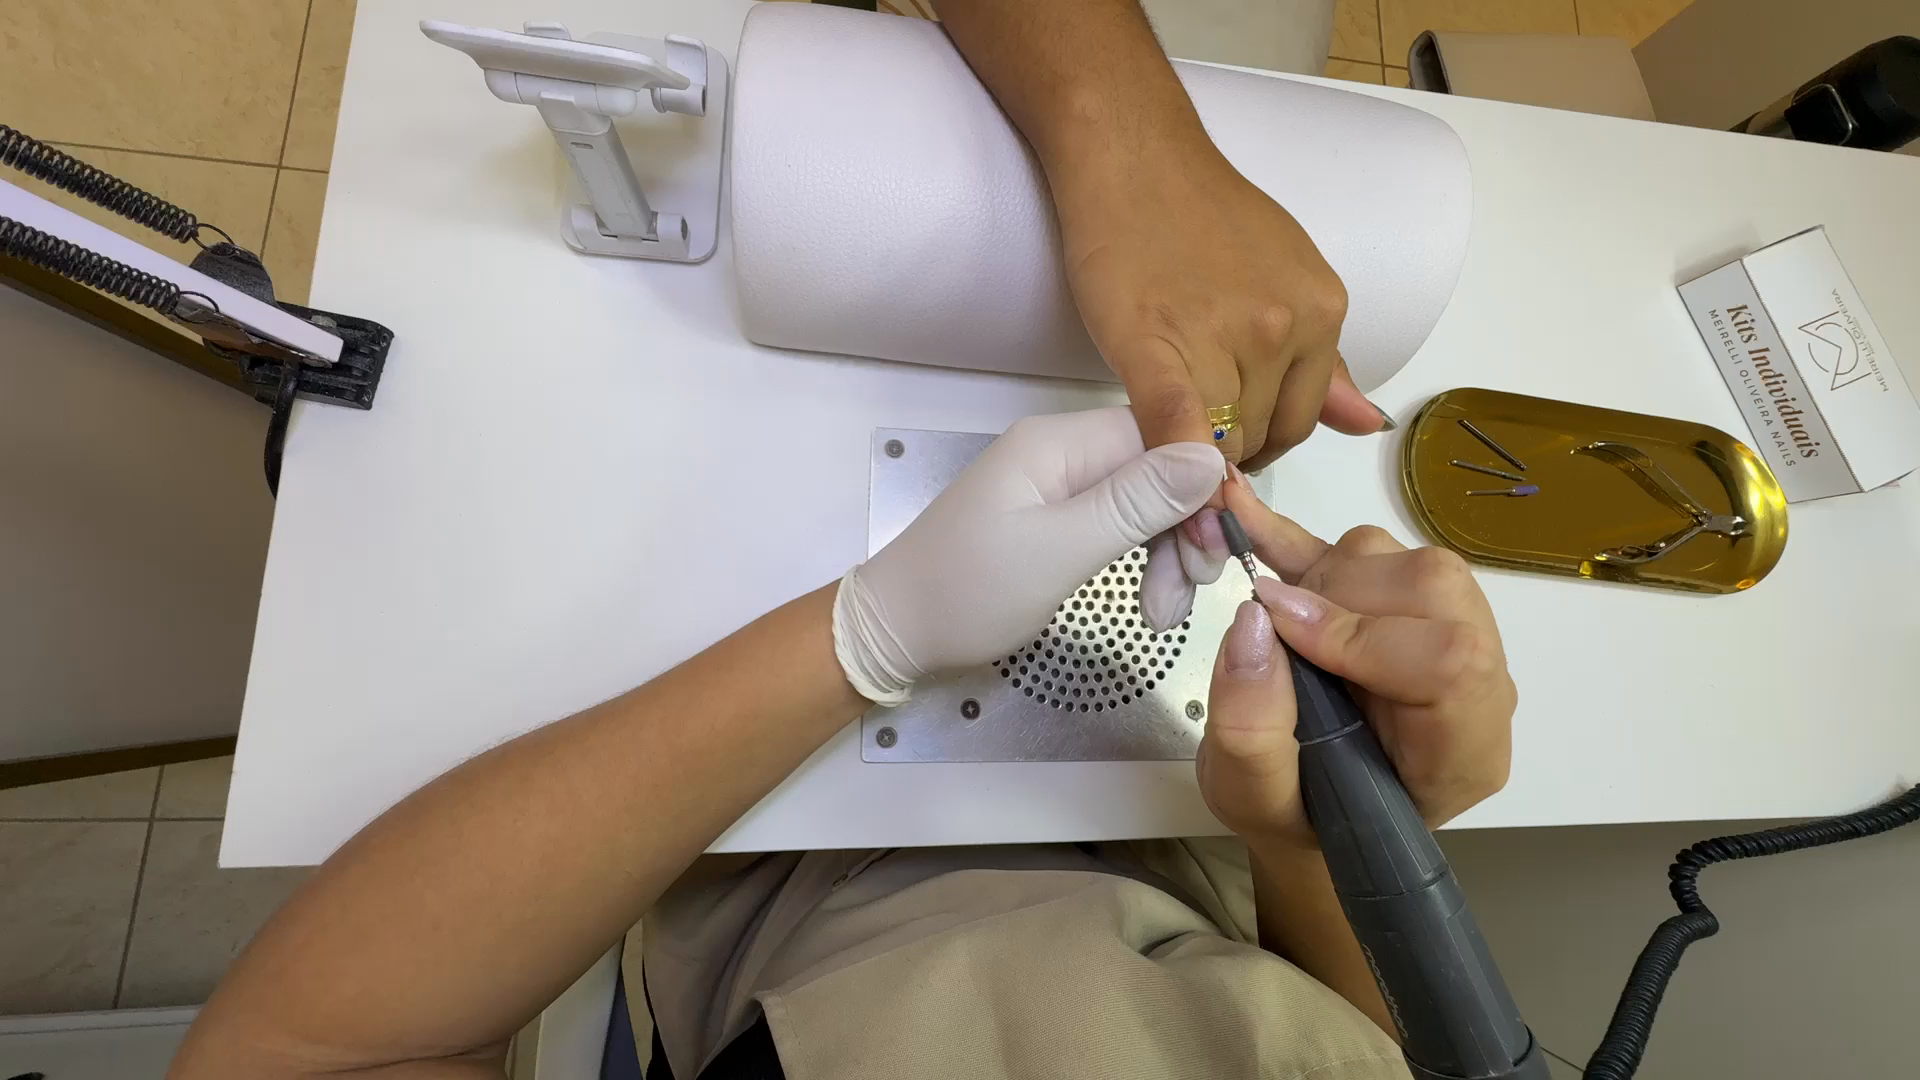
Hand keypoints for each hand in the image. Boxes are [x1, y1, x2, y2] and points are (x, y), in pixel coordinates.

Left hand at [834, 408, 1221, 703]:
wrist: (896, 629)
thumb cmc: (970, 592)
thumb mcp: (1058, 551)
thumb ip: (1134, 503)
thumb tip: (1209, 454)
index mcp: (1057, 442)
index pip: (1159, 435)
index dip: (1201, 485)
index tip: (1218, 545)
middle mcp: (1059, 451)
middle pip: (1154, 470)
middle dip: (1184, 527)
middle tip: (1193, 587)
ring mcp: (1054, 485)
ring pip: (1140, 502)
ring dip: (1165, 552)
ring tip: (1163, 613)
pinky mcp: (1051, 518)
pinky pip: (1115, 524)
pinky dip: (1139, 560)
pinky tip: (1148, 599)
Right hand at [1054, 144, 1387, 471]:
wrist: (1133, 164)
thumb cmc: (1199, 218)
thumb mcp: (1288, 280)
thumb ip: (1326, 362)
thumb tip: (1368, 425)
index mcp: (1321, 315)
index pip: (1299, 423)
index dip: (1260, 447)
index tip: (1227, 450)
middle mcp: (1286, 330)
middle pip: (1261, 438)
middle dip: (1228, 454)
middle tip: (1189, 444)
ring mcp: (1226, 339)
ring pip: (1220, 443)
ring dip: (1195, 457)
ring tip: (1165, 437)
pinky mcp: (1157, 349)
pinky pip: (1177, 427)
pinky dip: (1176, 462)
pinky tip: (1165, 479)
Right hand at [1195, 473, 1515, 846]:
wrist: (1305, 805)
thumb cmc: (1290, 816)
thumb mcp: (1254, 798)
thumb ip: (1252, 729)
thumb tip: (1256, 618)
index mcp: (1460, 748)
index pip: (1449, 663)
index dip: (1358, 633)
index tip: (1274, 628)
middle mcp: (1469, 681)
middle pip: (1435, 591)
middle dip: (1336, 594)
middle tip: (1271, 622)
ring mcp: (1435, 631)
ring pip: (1403, 559)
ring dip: (1323, 571)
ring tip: (1273, 608)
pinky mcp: (1385, 602)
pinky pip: (1352, 550)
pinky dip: (1290, 529)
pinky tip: (1239, 505)